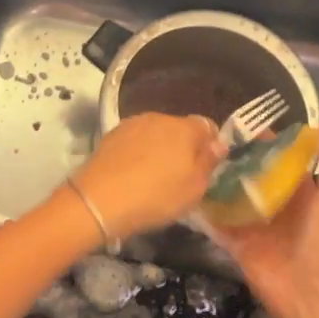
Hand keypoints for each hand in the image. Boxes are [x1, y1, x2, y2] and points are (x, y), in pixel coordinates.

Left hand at [72, 113, 226, 239]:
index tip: (206, 167)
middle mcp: (159, 117)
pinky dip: (138, 152)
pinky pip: (135, 140)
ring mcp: (132, 123)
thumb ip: (208, 163)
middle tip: (180, 175)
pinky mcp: (111, 134)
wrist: (100, 200)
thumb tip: (218, 144)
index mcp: (185, 128)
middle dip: (183, 146)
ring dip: (159, 148)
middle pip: (179, 128)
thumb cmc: (156, 196)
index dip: (210, 145)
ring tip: (153, 175)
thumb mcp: (194, 189)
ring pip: (155, 133)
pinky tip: (132, 172)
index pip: (207, 126)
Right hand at [212, 123, 318, 317]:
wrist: (312, 296)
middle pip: (252, 174)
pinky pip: (218, 223)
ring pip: (232, 195)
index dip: (264, 140)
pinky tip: (187, 191)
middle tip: (209, 139)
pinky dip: (205, 211)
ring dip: (217, 180)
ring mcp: (255, 224)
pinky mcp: (237, 242)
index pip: (281, 157)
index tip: (241, 122)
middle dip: (235, 158)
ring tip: (193, 159)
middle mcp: (277, 203)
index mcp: (302, 190)